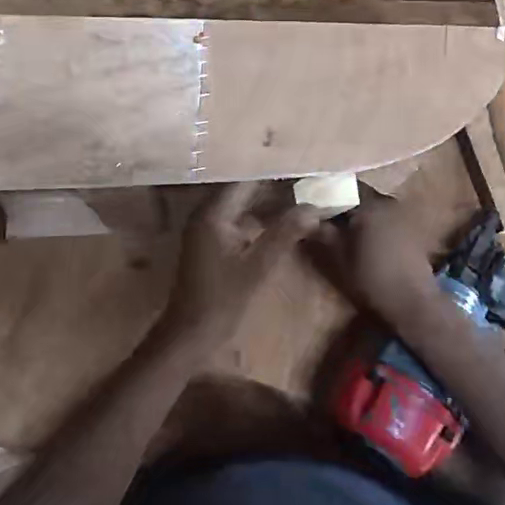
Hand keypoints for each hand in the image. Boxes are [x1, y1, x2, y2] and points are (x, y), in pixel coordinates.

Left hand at [163, 181, 321, 347]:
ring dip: (267, 203)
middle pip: (243, 190)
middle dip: (274, 187)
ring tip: (300, 198)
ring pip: (241, 205)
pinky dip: (258, 218)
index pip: (246, 181)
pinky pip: (237, 219)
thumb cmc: (222, 299)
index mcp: (213, 214)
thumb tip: (314, 207)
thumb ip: (285, 233)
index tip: (303, 171)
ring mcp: (206, 228)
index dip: (275, 175)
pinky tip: (281, 222)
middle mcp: (206, 214)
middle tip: (307, 184)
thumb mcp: (258, 266)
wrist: (190, 333)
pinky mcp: (210, 242)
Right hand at [309, 190, 440, 321]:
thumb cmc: (370, 277)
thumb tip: (306, 216)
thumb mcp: (337, 256)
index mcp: (370, 203)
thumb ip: (321, 232)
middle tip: (325, 223)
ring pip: (373, 210)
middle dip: (343, 208)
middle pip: (359, 198)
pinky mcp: (412, 232)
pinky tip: (364, 244)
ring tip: (343, 236)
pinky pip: (385, 222)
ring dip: (359, 219)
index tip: (313, 211)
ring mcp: (403, 217)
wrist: (412, 301)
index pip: (343, 189)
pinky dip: (373, 228)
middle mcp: (389, 203)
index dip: (326, 198)